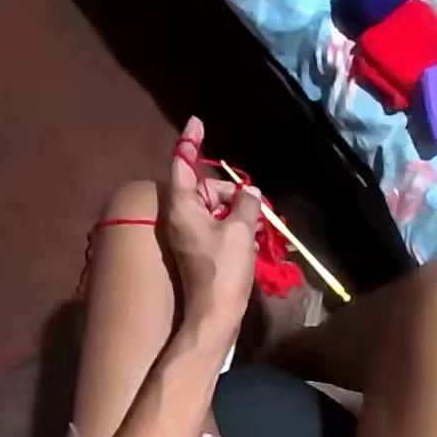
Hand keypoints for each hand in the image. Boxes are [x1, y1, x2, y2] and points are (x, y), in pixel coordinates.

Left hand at [162, 117, 259, 343]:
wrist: (215, 314)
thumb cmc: (224, 269)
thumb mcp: (241, 230)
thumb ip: (246, 204)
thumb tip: (252, 193)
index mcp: (182, 206)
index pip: (182, 164)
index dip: (190, 142)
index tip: (197, 123)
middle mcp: (179, 218)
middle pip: (204, 189)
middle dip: (229, 191)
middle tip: (254, 203)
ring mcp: (186, 236)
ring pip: (212, 209)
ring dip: (235, 211)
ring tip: (258, 225)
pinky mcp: (196, 252)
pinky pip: (214, 227)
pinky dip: (231, 227)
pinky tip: (251, 238)